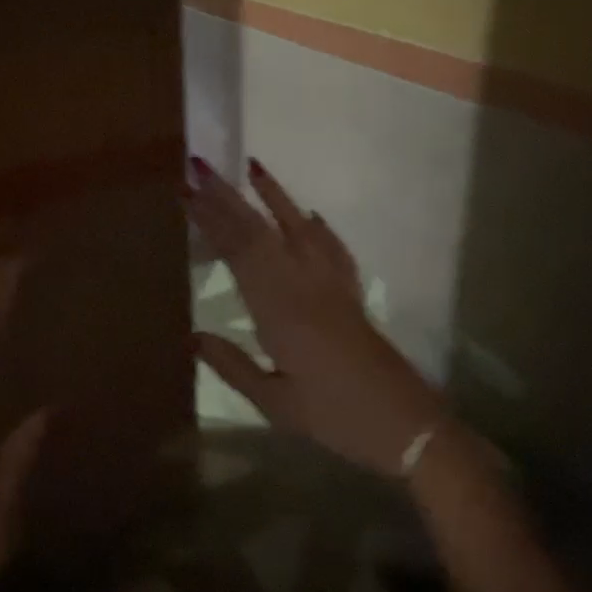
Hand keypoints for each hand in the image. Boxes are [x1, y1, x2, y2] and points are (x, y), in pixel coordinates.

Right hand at [186, 158, 447, 475]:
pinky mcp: (353, 294)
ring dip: (274, 197)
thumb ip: (233, 367)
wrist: (406, 424)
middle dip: (228, 198)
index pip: (238, 252)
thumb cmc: (334, 418)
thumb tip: (193, 335)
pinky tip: (308, 215)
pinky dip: (317, 227)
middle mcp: (305, 285)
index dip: (211, 220)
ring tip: (253, 167)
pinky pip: (333, 248)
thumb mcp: (274, 403)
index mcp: (280, 311)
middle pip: (262, 232)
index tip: (186, 192)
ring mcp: (333, 285)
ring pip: (298, 229)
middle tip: (199, 168)